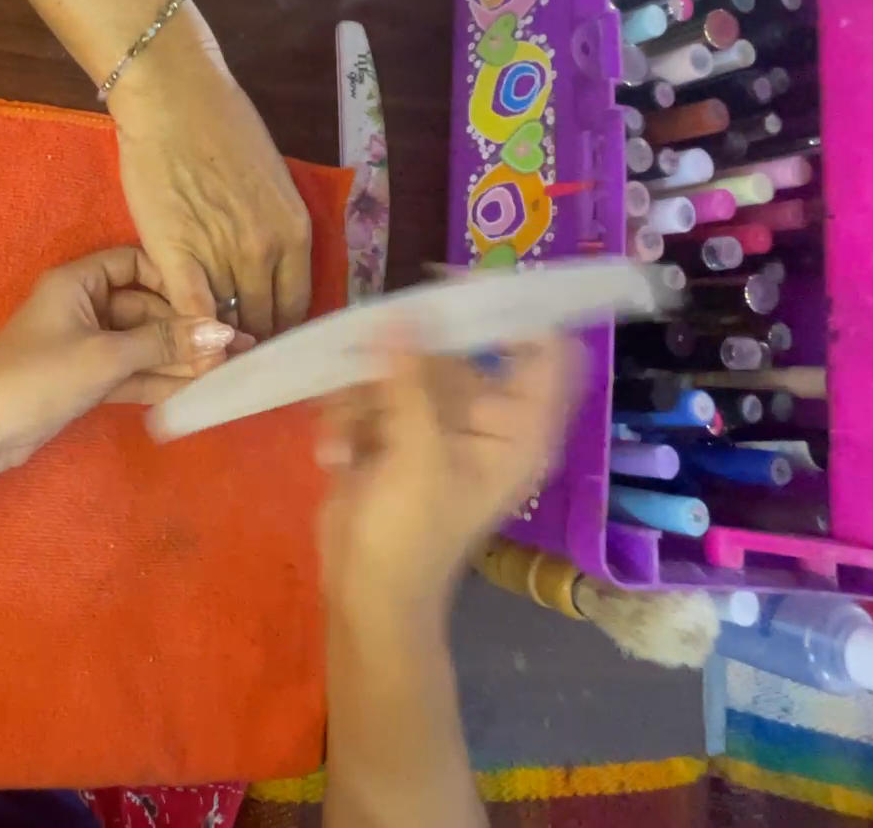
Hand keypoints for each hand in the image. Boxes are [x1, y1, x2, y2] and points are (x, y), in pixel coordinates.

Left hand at [0, 248, 243, 480]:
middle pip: (142, 307)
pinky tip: (197, 389)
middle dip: (184, 327)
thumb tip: (223, 332)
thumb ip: (163, 342)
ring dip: (178, 356)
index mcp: (76, 282)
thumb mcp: (105, 355)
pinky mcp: (83, 378)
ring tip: (229, 370)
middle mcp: (81, 306)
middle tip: (235, 347)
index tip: (213, 300)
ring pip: (139, 343)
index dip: (172, 279)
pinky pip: (129, 370)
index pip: (133, 264)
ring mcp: (82, 344)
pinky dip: (157, 378)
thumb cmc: (39, 376)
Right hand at [111, 64, 311, 341]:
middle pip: (262, 321)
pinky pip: (192, 312)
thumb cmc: (223, 127)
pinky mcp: (177, 254)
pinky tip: (189, 359)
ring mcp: (223, 255)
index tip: (262, 346)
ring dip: (220, 348)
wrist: (174, 99)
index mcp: (296, 232)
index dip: (278, 334)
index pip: (295, 307)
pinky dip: (194, 341)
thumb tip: (259, 265)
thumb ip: (271, 227)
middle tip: (233, 365)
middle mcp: (268, 252)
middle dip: (250, 347)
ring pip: (228, 323)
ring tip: (209, 366)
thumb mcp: (269, 182)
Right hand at [317, 332, 577, 619]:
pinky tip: (333, 455)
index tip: (447, 284)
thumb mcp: (417, 454)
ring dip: (357, 404)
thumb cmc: (410, 531)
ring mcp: (428, 428)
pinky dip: (341, 421)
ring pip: (392, 375)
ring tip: (344, 444)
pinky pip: (363, 399)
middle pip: (443, 356)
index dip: (505, 309)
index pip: (539, 347)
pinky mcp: (386, 436)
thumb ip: (412, 382)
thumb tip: (403, 313)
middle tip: (358, 379)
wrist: (365, 587)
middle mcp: (479, 419)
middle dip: (392, 371)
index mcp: (516, 426)